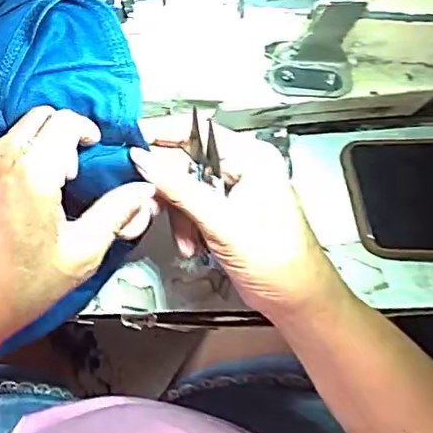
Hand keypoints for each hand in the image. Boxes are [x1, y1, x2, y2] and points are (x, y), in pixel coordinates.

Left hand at [0, 106, 158, 352]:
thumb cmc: (15, 286)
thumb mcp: (80, 252)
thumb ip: (115, 213)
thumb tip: (139, 193)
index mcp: (33, 171)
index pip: (65, 121)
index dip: (86, 130)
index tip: (93, 146)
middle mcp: (0, 158)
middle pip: (39, 117)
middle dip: (61, 133)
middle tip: (73, 168)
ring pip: (14, 132)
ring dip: (36, 146)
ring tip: (46, 186)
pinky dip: (10, 161)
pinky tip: (17, 197)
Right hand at [129, 120, 352, 319]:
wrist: (297, 301)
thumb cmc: (282, 264)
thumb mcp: (220, 221)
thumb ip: (178, 188)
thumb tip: (145, 160)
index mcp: (252, 158)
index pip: (197, 130)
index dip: (162, 134)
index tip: (134, 142)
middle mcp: (242, 168)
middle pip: (184, 161)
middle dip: (167, 189)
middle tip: (151, 202)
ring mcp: (232, 189)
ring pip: (182, 186)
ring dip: (176, 214)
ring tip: (185, 238)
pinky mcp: (224, 210)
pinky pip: (189, 205)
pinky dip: (183, 224)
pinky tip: (191, 243)